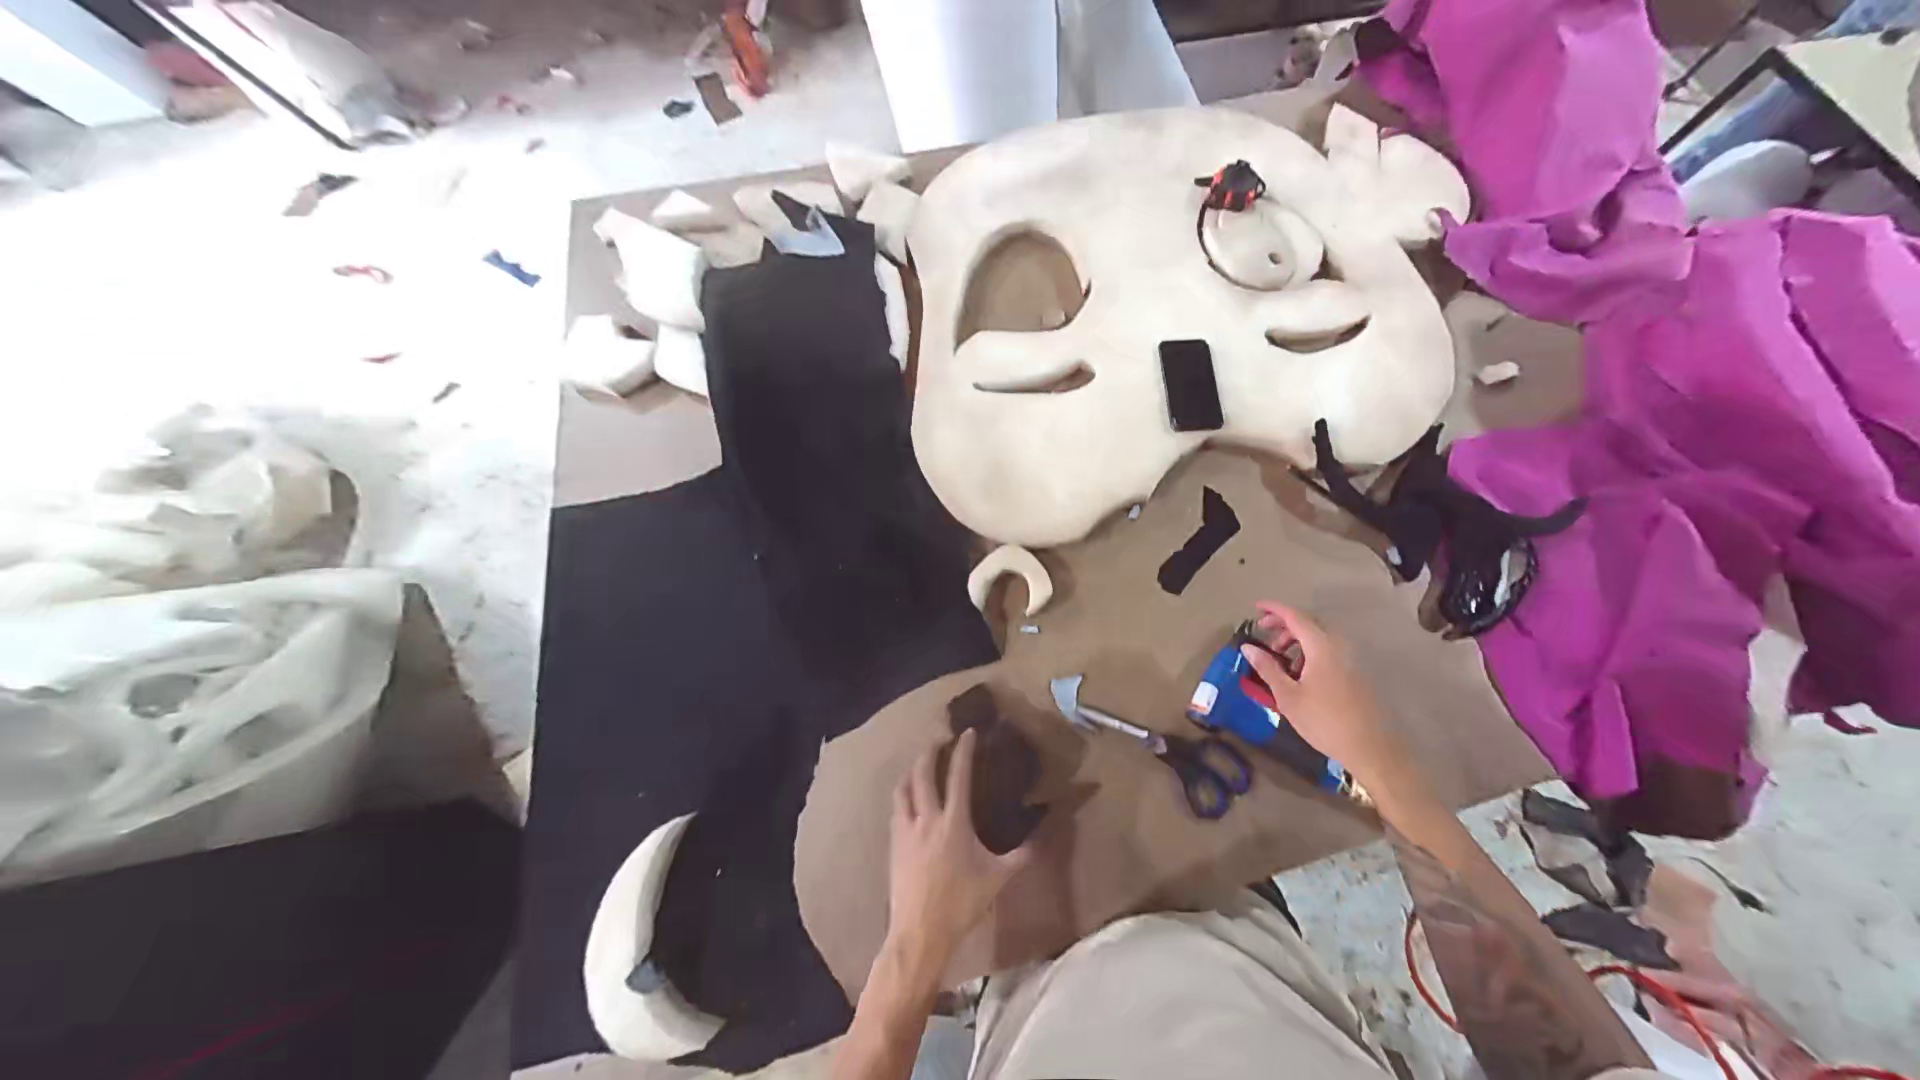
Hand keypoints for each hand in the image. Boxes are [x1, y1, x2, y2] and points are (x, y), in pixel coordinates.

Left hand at [884, 729, 1031, 970]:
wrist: (920, 932)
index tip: (967, 734)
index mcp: (954, 822)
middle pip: (922, 773)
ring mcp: (906, 830)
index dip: (963, 751)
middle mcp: (927, 818)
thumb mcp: (997, 879)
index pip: (958, 776)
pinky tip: (908, 801)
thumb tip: (1040, 840)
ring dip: (911, 772)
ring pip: (903, 789)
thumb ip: (1020, 857)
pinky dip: (903, 796)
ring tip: (919, 765)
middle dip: (930, 753)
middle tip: (938, 742)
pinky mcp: (893, 844)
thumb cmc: (961, 903)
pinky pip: (896, 810)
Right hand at [1238, 601, 1408, 789]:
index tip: (1256, 607)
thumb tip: (1248, 647)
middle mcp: (1339, 647)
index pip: (1295, 617)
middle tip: (1264, 635)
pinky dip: (1310, 651)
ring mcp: (1351, 660)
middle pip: (1309, 624)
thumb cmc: (1324, 721)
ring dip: (1297, 640)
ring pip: (1320, 638)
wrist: (1371, 749)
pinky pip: (1330, 651)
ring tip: (1280, 658)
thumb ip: (1267, 668)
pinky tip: (1300, 673)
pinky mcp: (1357, 674)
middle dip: (1284, 625)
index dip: (1274, 609)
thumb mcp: (1288, 696)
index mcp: (1322, 647)